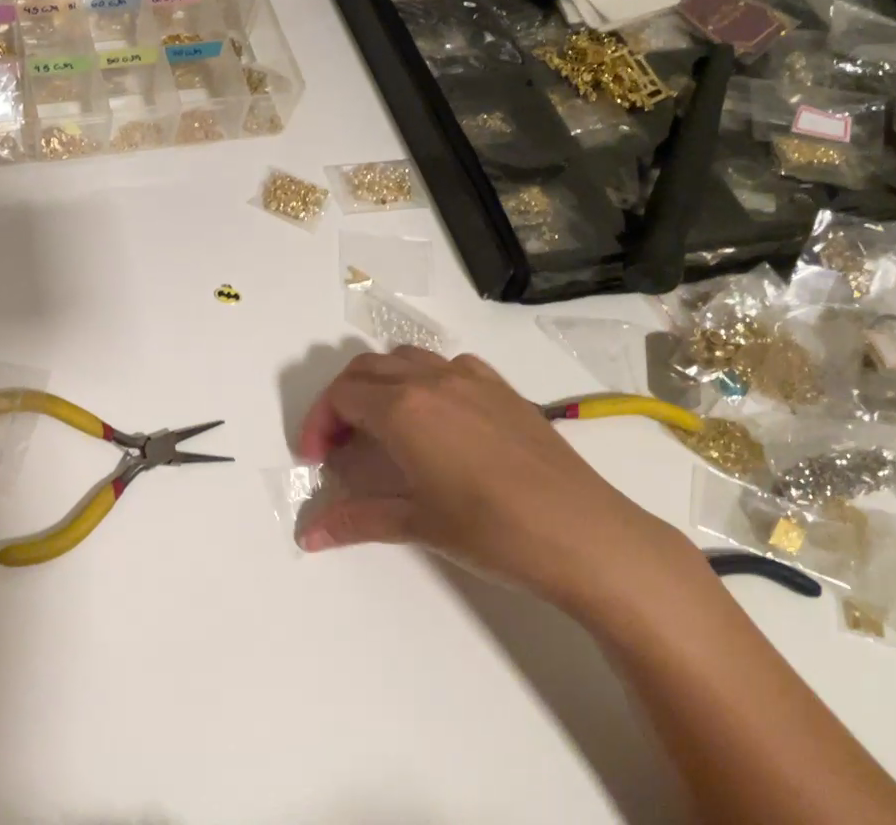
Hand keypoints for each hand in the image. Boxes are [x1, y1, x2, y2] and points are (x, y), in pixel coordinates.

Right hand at [295, 347, 691, 611]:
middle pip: (365, 369)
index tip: (316, 461)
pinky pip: (447, 366)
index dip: (318, 425)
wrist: (586, 536)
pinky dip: (423, 380)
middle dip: (340, 401)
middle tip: (337, 444)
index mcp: (403, 408)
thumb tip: (308, 536)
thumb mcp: (417, 525)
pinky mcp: (504, 390)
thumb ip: (356, 520)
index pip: (340, 397)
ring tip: (378, 426)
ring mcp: (472, 380)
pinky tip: (434, 419)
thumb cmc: (492, 532)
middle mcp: (432, 381)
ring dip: (379, 383)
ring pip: (406, 359)